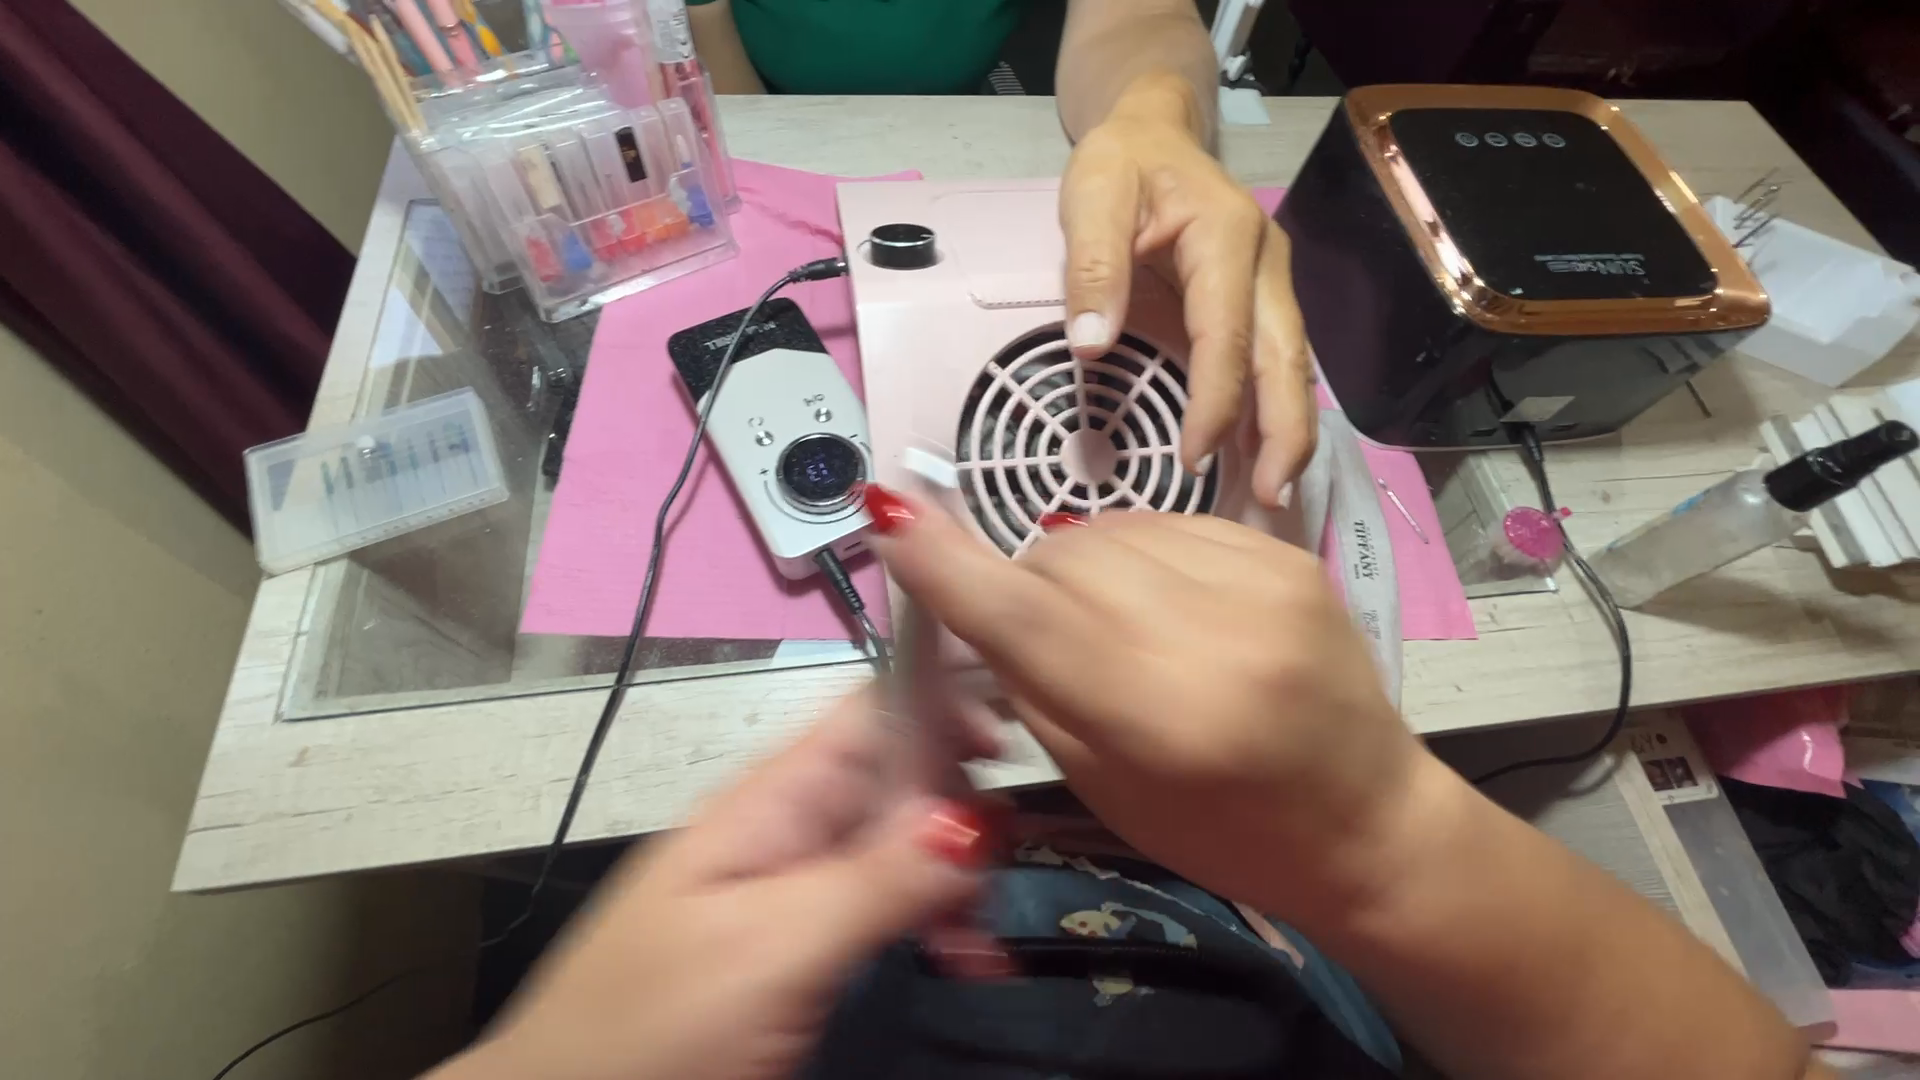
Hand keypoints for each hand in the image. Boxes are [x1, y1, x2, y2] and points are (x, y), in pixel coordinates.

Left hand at [436, 693, 988, 1079]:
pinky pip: (888, 897)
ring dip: (955, 874)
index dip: (942, 700)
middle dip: (961, 805)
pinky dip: (933, 917)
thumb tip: (976, 817)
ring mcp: (803, 875)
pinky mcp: (809, 929)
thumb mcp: (771, 950)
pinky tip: (963, 956)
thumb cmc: (654, 1027)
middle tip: (1001, 867)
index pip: (870, 706)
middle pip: (900, 770)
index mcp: (776, 794)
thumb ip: (874, 880)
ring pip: (904, 838)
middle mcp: (796, 818)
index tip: (1007, 739)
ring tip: (982, 939)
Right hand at [864, 488, 1436, 924]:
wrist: (1364, 818)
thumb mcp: (1103, 781)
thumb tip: (974, 595)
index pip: (1023, 616)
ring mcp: (1260, 580)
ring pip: (1107, 527)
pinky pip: (1164, 521)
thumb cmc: (1219, 832)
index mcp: (1158, 714)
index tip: (889, 517)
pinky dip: (1138, 552)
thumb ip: (1032, 682)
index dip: (945, 563)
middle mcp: (1213, 633)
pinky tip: (1164, 597)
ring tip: (1112, 618)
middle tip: (1042, 626)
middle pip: (1061, 553)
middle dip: (1027, 578)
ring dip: (1080, 562)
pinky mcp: (1286, 551)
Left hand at [1062, 71, 1315, 505]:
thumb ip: (1093, 266)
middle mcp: (1265, 266)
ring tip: (1275, 492)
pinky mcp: (1258, 304)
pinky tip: (1259, 455)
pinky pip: (1271, 364)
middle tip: (1271, 499)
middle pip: (1285, 359)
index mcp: (1226, 237)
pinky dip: (1269, 412)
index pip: (1226, 334)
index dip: (1214, 401)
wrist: (1154, 135)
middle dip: (1284, 432)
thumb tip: (1092, 345)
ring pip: (1289, 367)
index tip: (1193, 457)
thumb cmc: (1122, 165)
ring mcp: (1269, 286)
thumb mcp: (1093, 195)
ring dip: (1286, 431)